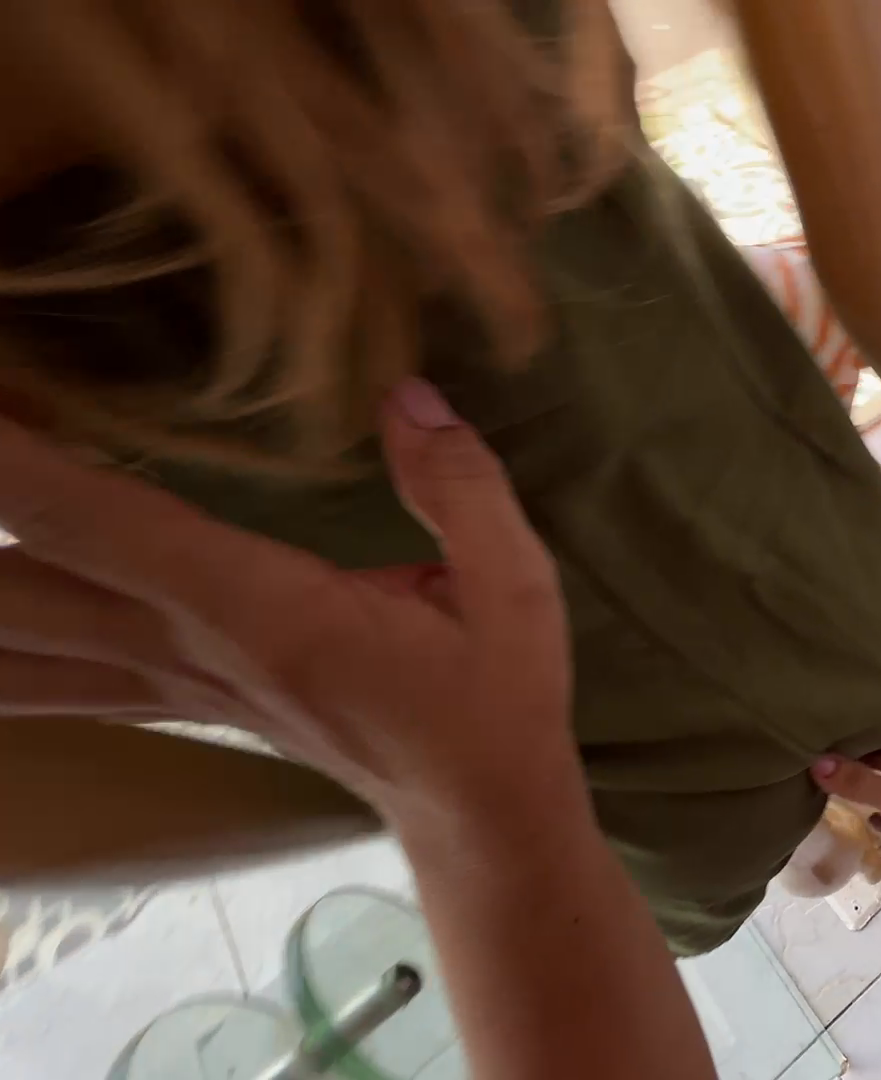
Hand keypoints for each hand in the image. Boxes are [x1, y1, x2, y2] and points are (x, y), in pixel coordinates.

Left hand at [0, 379, 577, 830]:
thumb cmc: (500, 694)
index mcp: (267, 609)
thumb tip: (407, 398)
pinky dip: (7, 651)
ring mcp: (181, 685)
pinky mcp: (194, 703)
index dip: (1, 453)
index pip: (89, 521)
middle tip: (6, 427)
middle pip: (2, 586)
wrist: (480, 799)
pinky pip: (48, 683)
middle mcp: (193, 648)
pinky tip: (20, 616)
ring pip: (5, 648)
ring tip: (6, 512)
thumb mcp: (513, 585)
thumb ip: (461, 489)